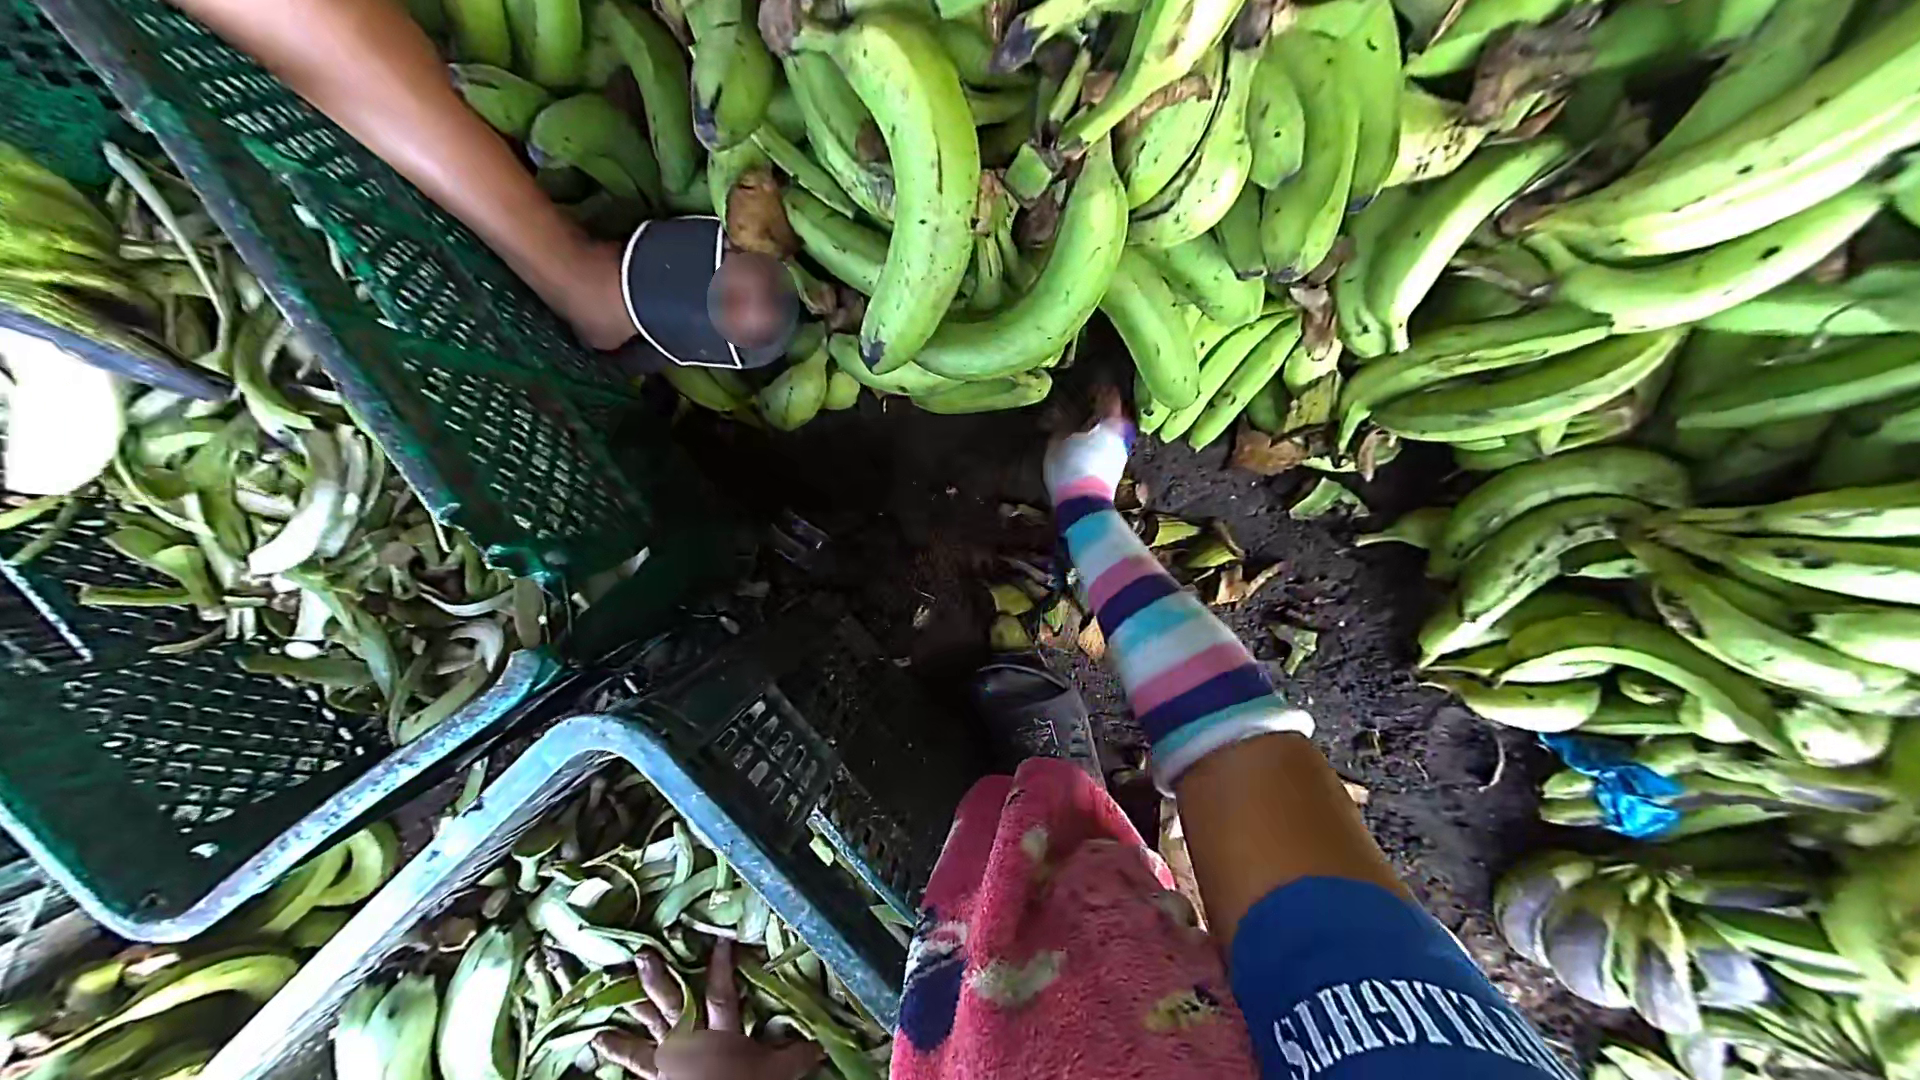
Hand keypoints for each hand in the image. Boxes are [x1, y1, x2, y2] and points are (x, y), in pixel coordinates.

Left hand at [592, 940, 822, 1079]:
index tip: (720, 939)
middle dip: (657, 981)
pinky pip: (635, 1073)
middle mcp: (688, 1044)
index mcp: (719, 1033)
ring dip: (624, 1029)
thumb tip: (823, 1039)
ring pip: (643, 1043)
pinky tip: (600, 1051)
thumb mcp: (775, 1076)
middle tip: (639, 957)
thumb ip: (795, 1055)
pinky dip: (619, 1062)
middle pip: (672, 1006)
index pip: (722, 991)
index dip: (722, 965)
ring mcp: (666, 1070)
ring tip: (599, 1022)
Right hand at [1042, 385, 1134, 507]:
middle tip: (1093, 407)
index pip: (1110, 398)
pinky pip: (1111, 450)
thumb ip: (1061, 426)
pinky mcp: (1117, 472)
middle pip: (1116, 417)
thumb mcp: (1057, 443)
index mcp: (1109, 423)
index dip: (1102, 390)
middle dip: (1105, 411)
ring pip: (1115, 434)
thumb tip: (1061, 417)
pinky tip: (1088, 449)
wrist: (1085, 505)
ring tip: (1088, 429)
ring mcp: (1121, 455)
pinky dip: (1102, 445)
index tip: (1096, 386)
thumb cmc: (1071, 468)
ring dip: (1103, 430)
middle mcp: (1120, 437)